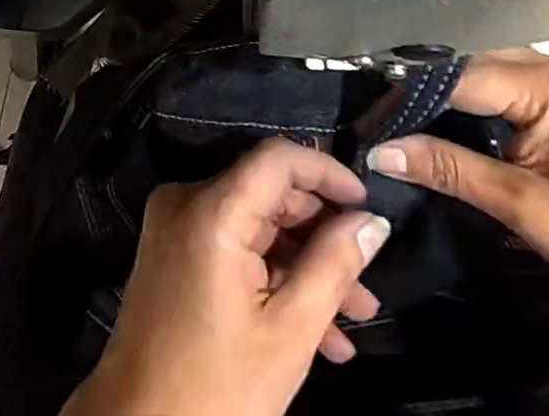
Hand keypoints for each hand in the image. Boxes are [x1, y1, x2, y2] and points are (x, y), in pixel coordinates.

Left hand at [62, 138, 392, 415]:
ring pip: (258, 223)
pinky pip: (235, 244)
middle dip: (323, 234)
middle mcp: (187, 201)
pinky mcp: (174, 250)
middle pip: (271, 192)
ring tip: (354, 314)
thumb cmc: (214, 390)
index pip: (279, 158)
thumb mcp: (289, 331)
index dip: (327, 172)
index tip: (366, 203)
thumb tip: (374, 221)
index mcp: (211, 210)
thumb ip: (335, 264)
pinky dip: (272, 274)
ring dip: (305, 264)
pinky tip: (316, 326)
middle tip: (366, 276)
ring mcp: (176, 225)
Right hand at [365, 48, 548, 335]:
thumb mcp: (525, 207)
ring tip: (397, 122)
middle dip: (422, 91)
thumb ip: (451, 170)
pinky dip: (468, 108)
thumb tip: (382, 150)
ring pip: (483, 77)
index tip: (367, 123)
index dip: (408, 99)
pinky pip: (502, 94)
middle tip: (375, 121)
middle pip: (469, 66)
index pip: (458, 76)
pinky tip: (442, 127)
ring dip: (443, 98)